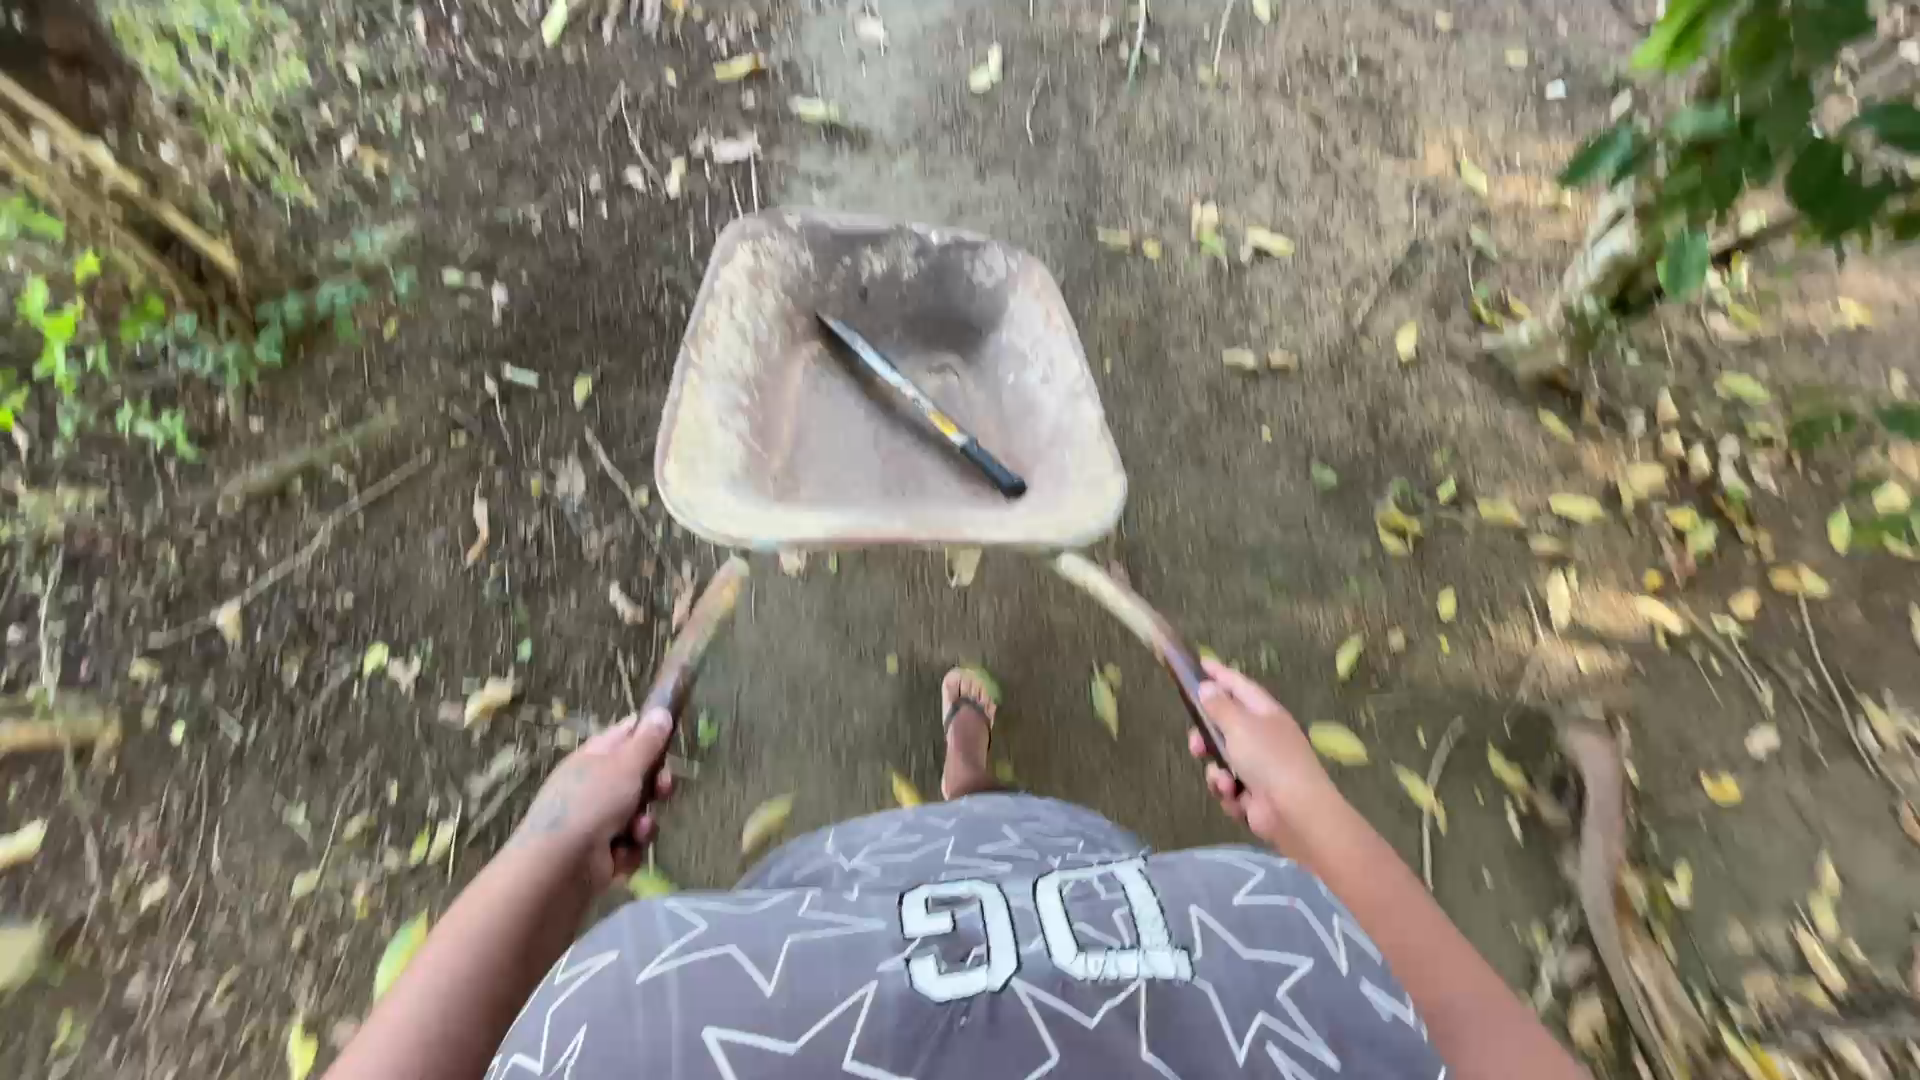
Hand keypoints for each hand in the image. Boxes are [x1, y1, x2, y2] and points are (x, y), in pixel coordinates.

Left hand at [510, 707, 676, 889]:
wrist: (558, 868)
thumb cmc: (591, 805)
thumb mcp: (625, 765)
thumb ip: (648, 740)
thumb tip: (662, 711)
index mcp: (593, 758)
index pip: (626, 734)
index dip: (649, 734)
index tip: (670, 741)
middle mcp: (594, 787)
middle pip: (639, 776)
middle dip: (655, 785)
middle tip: (661, 790)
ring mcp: (597, 820)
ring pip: (639, 812)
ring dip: (644, 823)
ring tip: (636, 831)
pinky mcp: (602, 852)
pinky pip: (631, 843)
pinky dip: (630, 849)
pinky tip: (620, 854)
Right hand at [1186, 659, 1342, 847]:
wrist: (1296, 812)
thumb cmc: (1269, 759)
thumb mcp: (1239, 725)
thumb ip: (1219, 706)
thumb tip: (1207, 687)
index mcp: (1265, 714)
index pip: (1239, 686)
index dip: (1219, 674)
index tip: (1199, 664)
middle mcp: (1262, 737)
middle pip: (1224, 727)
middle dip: (1205, 737)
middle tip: (1195, 745)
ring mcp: (1258, 767)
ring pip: (1221, 760)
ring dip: (1216, 771)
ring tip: (1224, 781)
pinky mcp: (1253, 794)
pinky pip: (1227, 786)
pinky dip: (1227, 791)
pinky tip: (1235, 797)